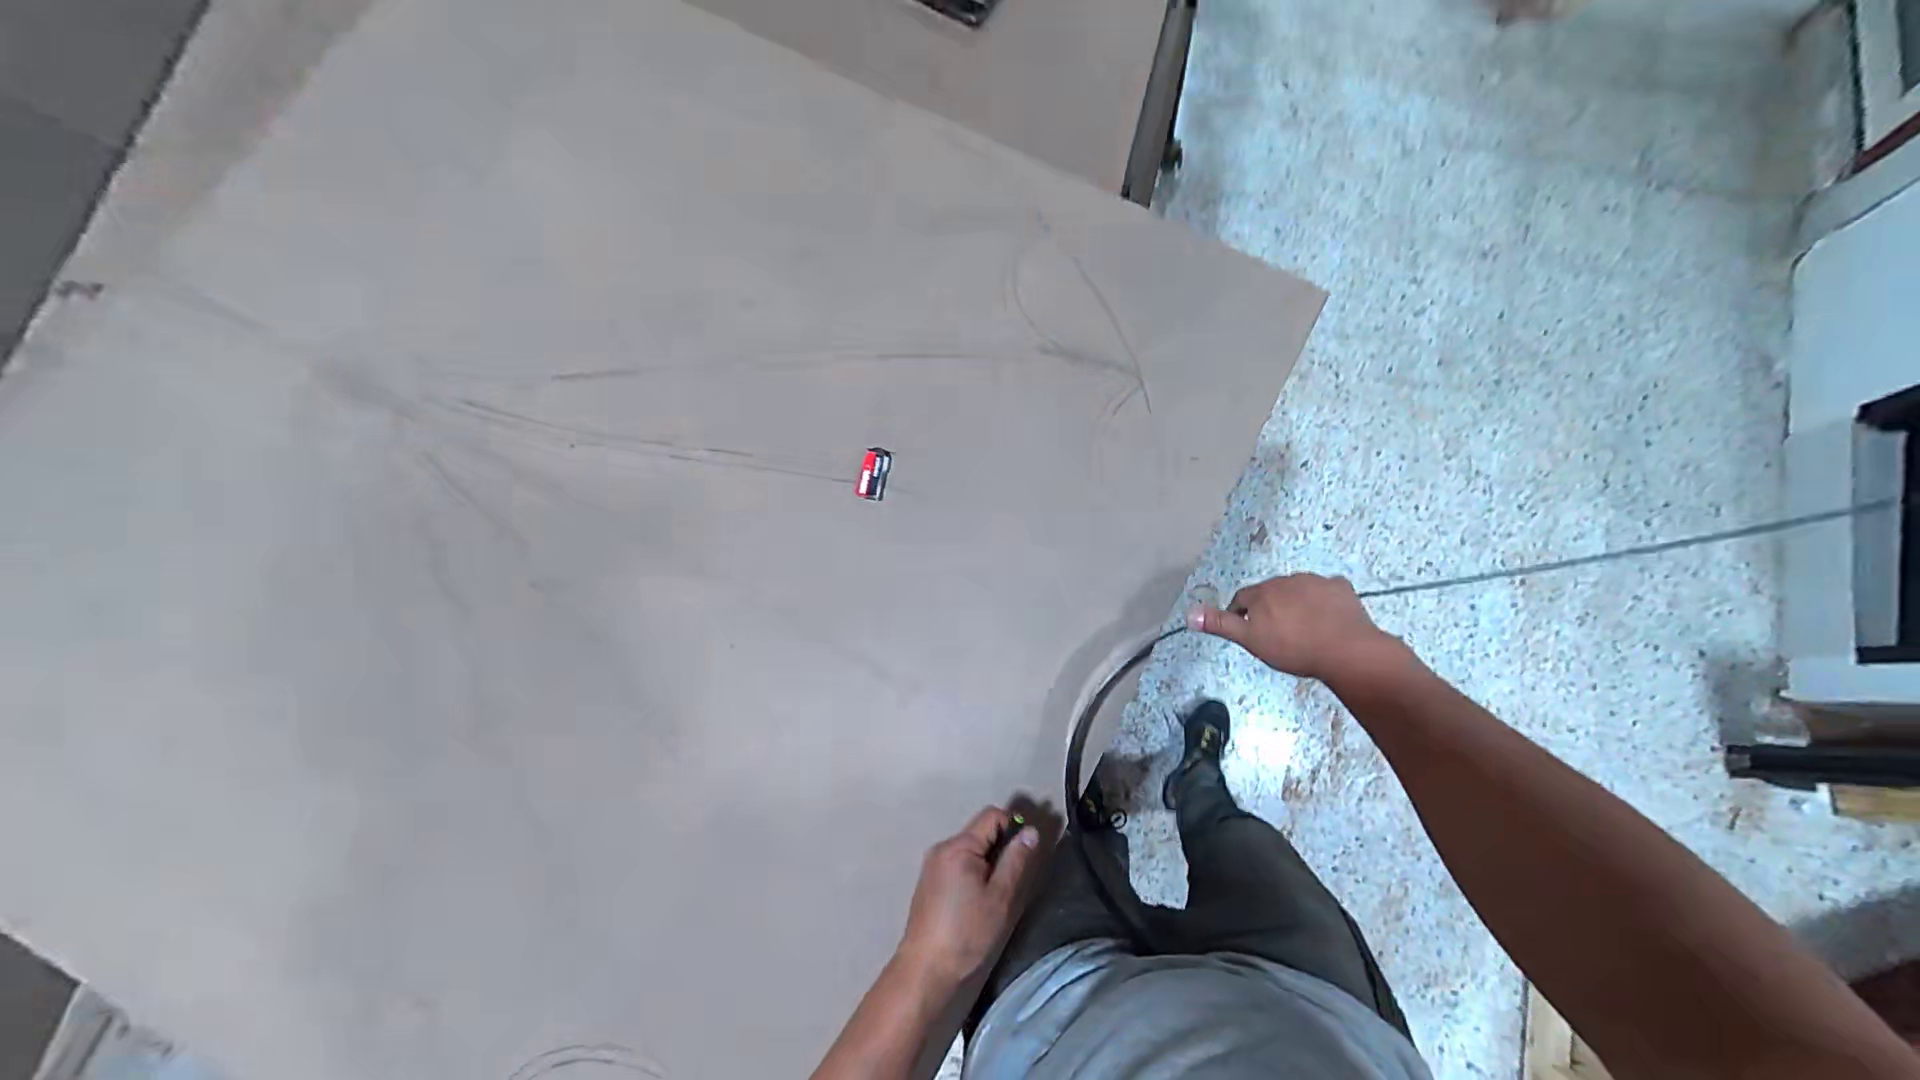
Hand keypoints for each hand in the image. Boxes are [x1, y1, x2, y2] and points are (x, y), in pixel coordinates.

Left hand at [895, 807, 1038, 989]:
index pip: (992, 815)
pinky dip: (972, 870)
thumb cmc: (967, 932)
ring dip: (987, 860)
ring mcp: (932, 862)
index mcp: (959, 846)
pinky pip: (957, 861)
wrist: (925, 968)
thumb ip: (1015, 860)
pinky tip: (976, 899)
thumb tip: (1030, 831)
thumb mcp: (999, 897)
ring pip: (969, 847)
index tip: (1025, 853)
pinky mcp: (929, 879)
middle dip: (1000, 847)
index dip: (1013, 827)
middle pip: (979, 830)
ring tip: (994, 893)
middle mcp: (942, 846)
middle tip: (1011, 879)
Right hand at [1187, 573, 1407, 683]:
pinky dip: (1323, 601)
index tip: (1247, 631)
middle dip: (1269, 608)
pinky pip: (1326, 591)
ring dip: (1295, 603)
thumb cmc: (1294, 648)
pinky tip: (1327, 618)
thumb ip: (1220, 624)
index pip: (1241, 599)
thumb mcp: (1250, 640)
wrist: (1345, 651)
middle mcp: (1286, 581)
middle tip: (1276, 634)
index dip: (1240, 614)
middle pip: (1269, 593)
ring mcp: (1315, 582)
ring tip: (1302, 629)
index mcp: (1262, 593)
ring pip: (1297, 590)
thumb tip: (1189, 613)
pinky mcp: (1341, 588)